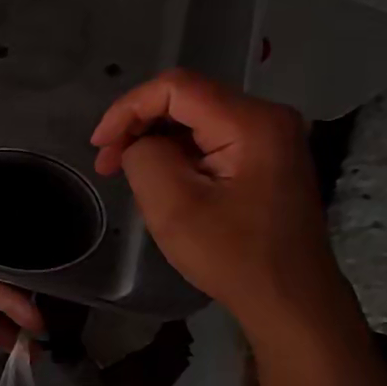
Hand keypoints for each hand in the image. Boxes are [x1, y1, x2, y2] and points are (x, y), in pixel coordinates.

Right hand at [90, 69, 351, 333]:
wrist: (288, 297)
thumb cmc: (231, 254)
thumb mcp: (173, 206)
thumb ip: (145, 157)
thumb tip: (139, 144)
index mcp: (251, 123)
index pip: (175, 87)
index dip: (127, 108)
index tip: (98, 145)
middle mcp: (267, 117)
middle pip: (186, 98)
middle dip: (137, 124)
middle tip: (106, 164)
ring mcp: (269, 137)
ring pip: (194, 118)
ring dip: (153, 139)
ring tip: (125, 173)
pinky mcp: (265, 158)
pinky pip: (209, 139)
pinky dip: (175, 152)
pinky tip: (157, 179)